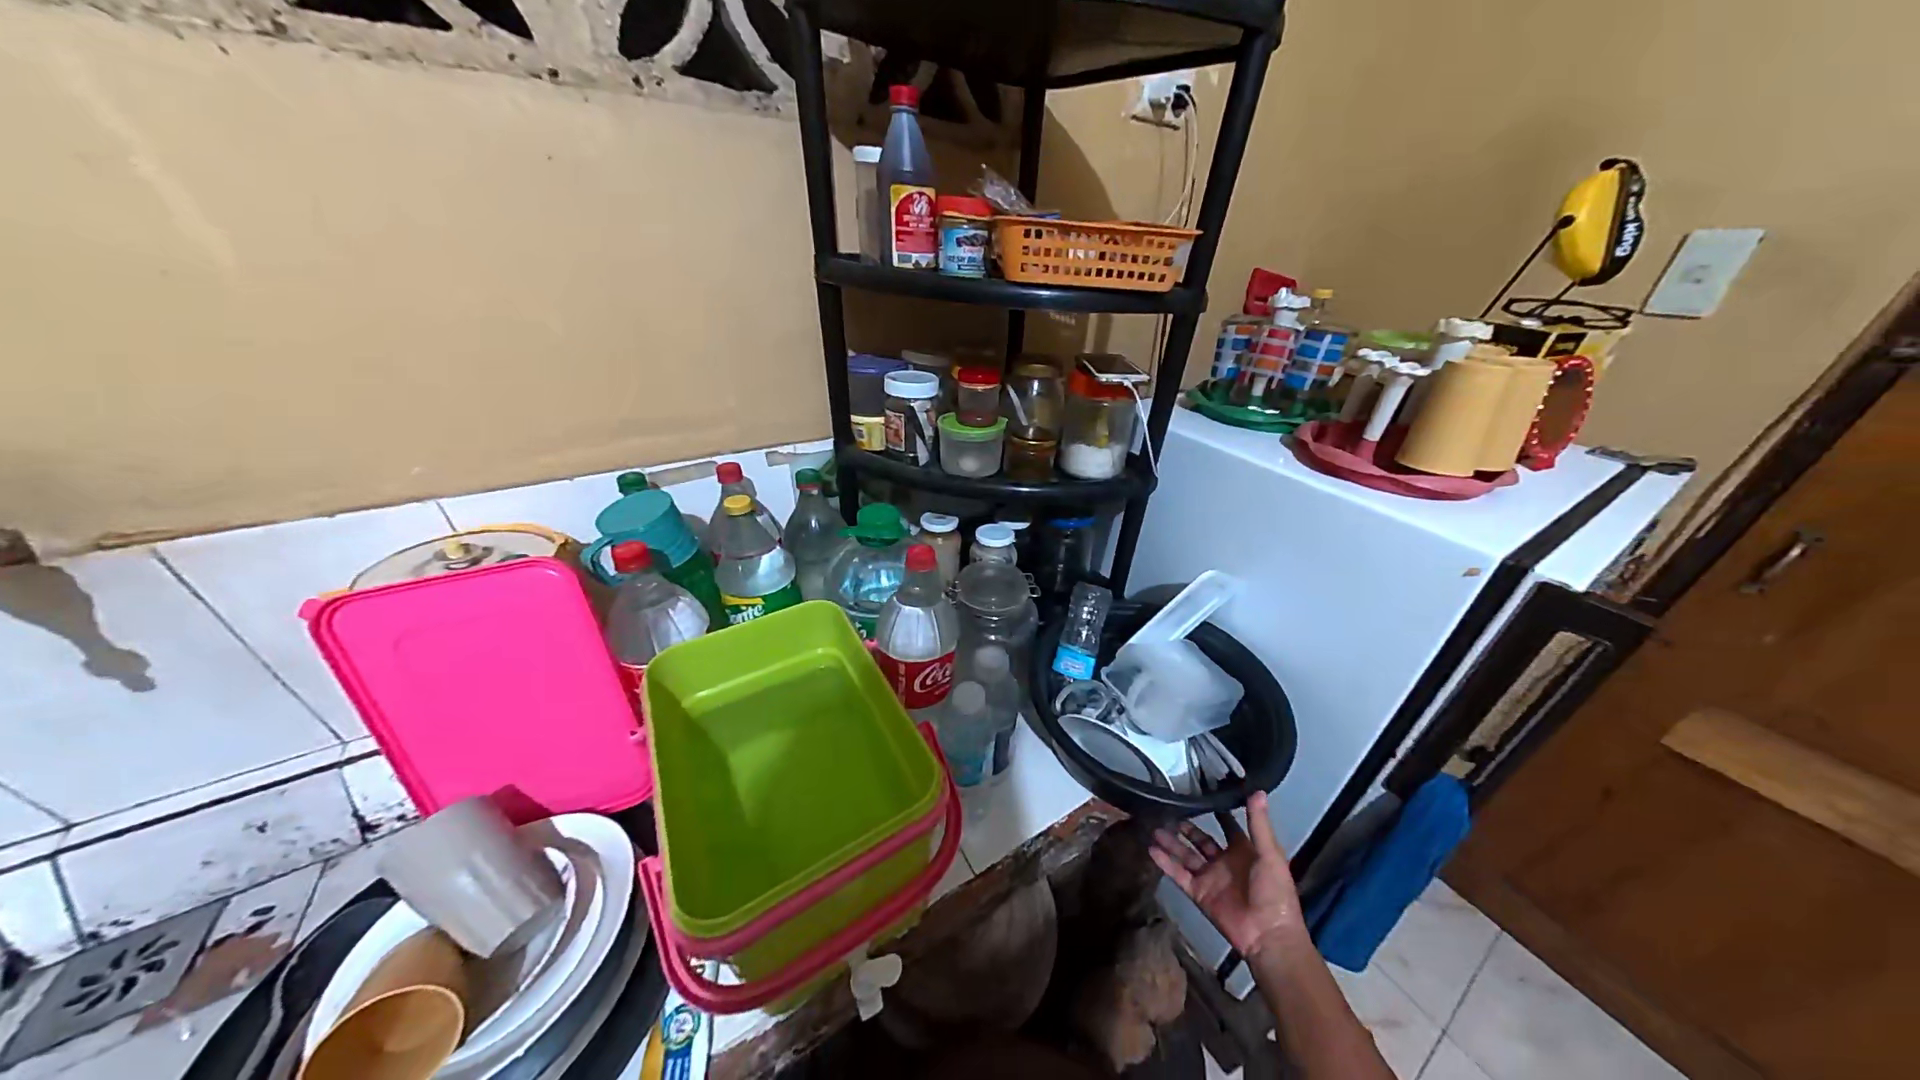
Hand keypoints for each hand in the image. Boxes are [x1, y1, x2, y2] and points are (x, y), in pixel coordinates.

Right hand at [1149, 791, 1302, 957]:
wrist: (1268, 935)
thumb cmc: (1274, 893)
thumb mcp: (1270, 854)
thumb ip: (1259, 824)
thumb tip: (1257, 790)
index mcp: (1244, 851)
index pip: (1228, 826)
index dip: (1216, 811)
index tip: (1200, 791)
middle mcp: (1224, 861)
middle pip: (1201, 839)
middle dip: (1186, 826)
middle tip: (1168, 809)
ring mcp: (1210, 877)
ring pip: (1186, 855)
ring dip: (1171, 842)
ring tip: (1154, 827)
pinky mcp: (1199, 892)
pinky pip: (1179, 874)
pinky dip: (1165, 863)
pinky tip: (1151, 849)